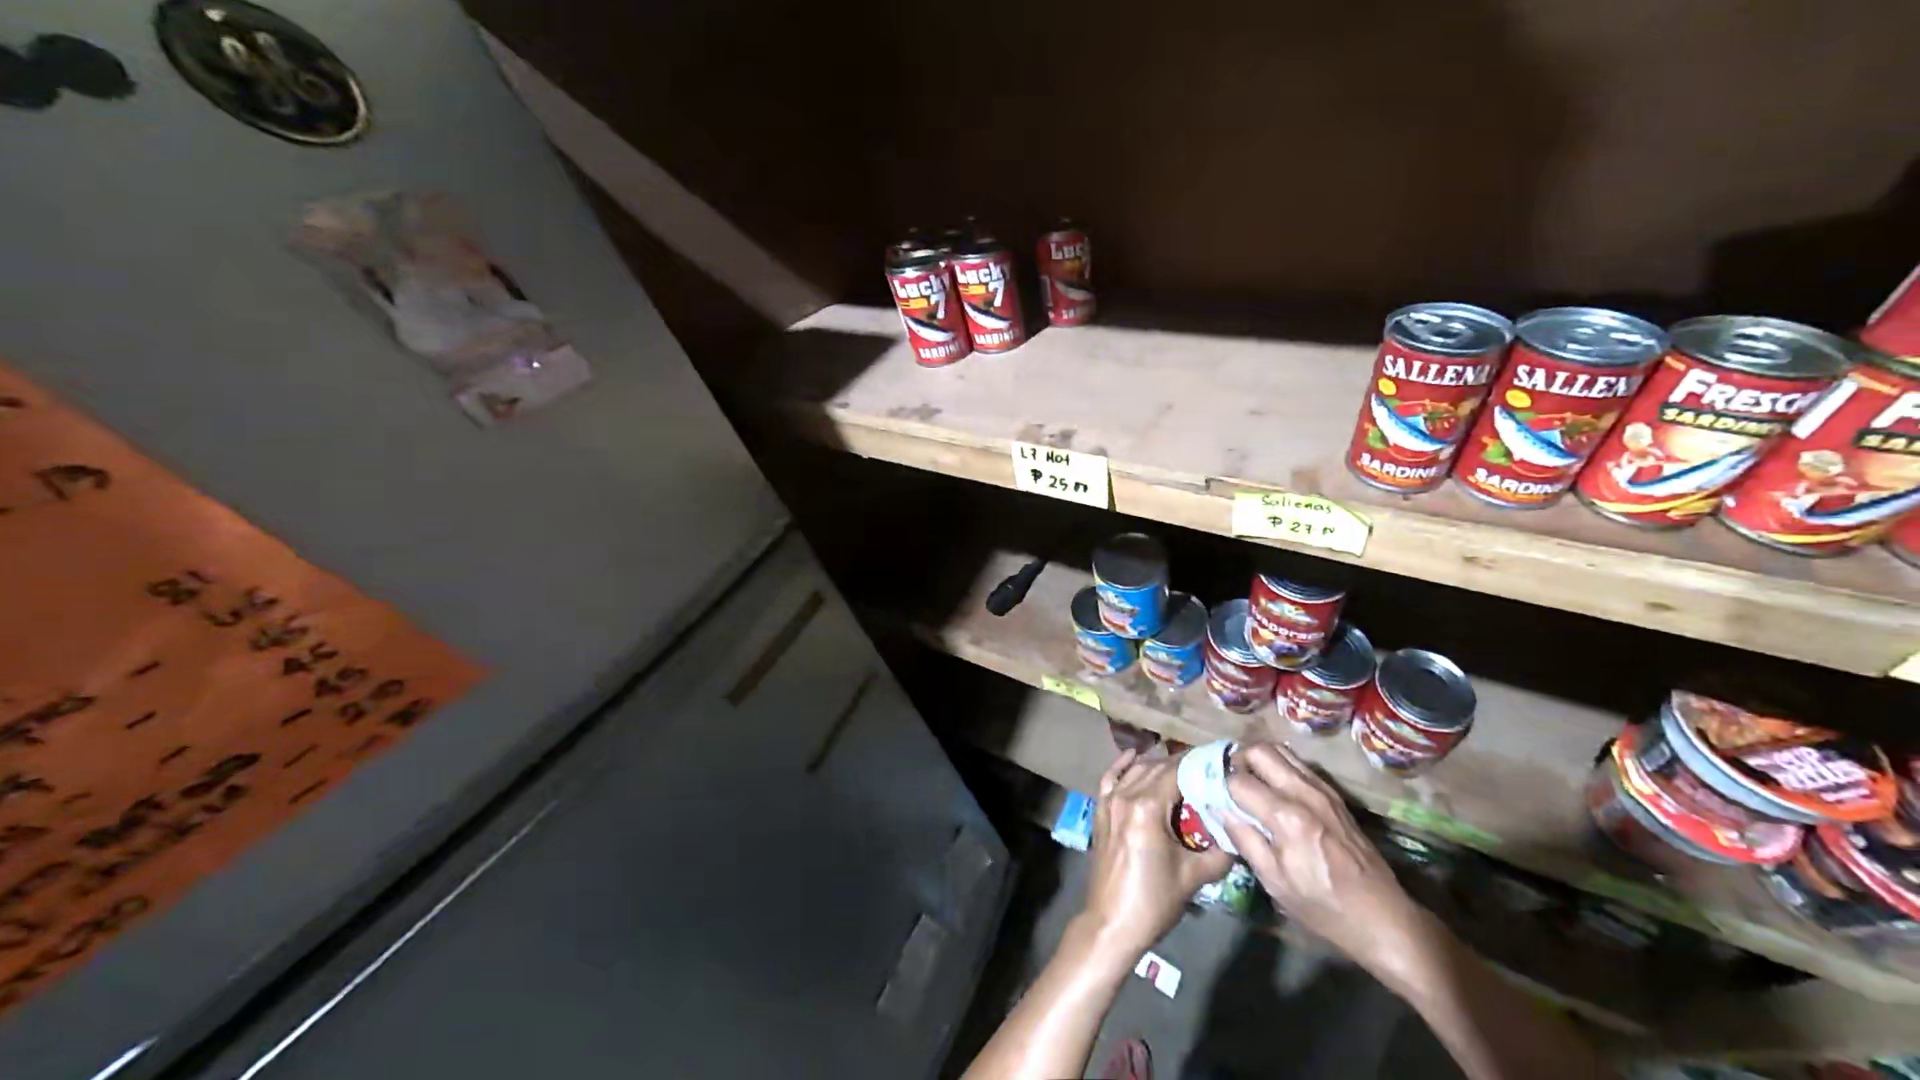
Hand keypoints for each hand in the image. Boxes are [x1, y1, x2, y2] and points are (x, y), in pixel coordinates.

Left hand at [1079, 749, 1231, 959]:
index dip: (1200, 765)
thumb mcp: (1194, 876)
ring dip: (1158, 765)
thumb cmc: (1153, 900)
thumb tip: (1238, 834)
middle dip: (1183, 765)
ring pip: (1136, 771)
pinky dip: (1123, 766)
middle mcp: (1125, 796)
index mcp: (1147, 806)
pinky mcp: (1100, 812)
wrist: (1112, 923)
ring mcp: (1109, 802)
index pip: (1177, 772)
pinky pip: (1110, 779)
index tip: (1222, 763)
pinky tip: (1134, 756)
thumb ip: (1220, 851)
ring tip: (1184, 769)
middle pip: (1157, 768)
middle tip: (1209, 769)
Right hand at [1222, 742, 1448, 995]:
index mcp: (1287, 818)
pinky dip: (1278, 766)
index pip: (1239, 780)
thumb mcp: (1274, 882)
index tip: (1206, 790)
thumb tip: (1218, 807)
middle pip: (1260, 751)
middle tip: (1225, 780)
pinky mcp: (1335, 795)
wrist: (1385, 919)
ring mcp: (1324, 791)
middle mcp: (1306, 794)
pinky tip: (1271, 788)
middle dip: (1236, 760)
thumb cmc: (1324, 908)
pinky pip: (1299, 765)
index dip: (1217, 782)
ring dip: (1257, 759)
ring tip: (1245, 781)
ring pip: (1281, 751)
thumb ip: (1244, 838)